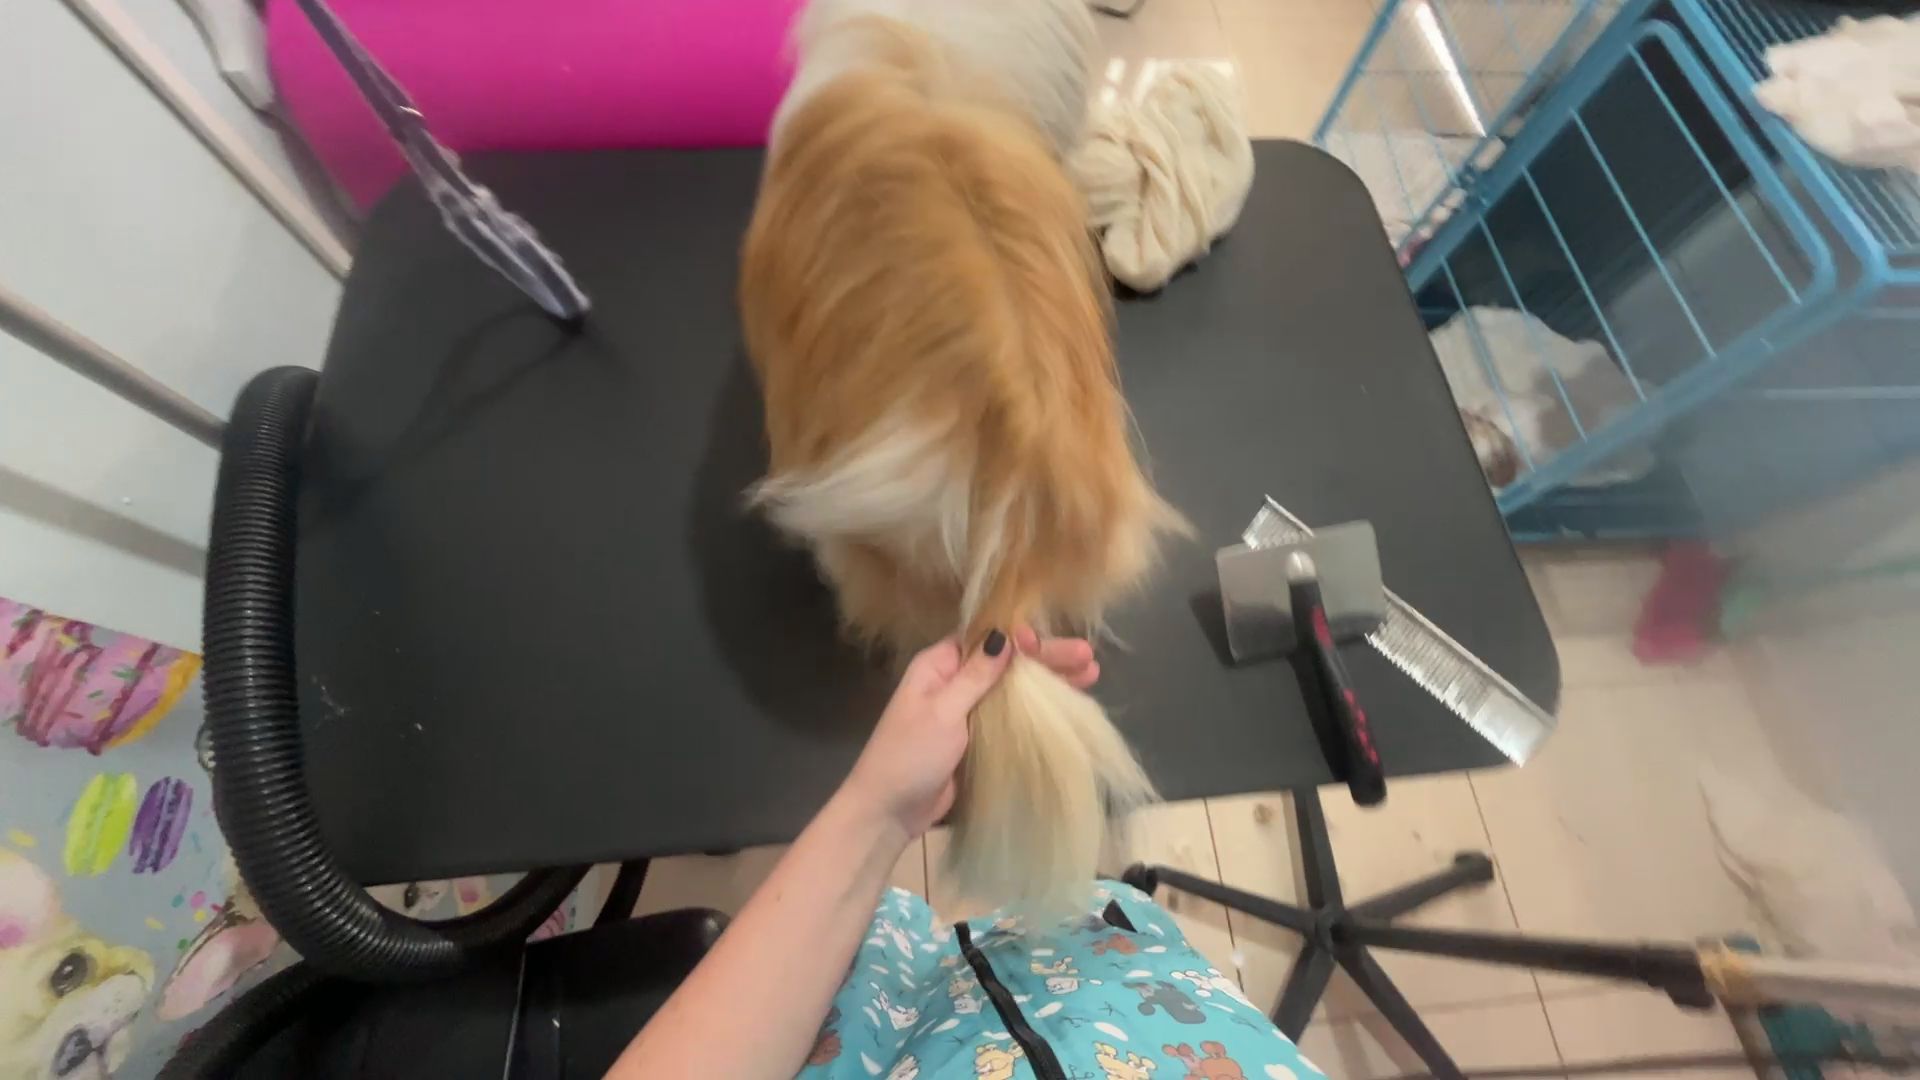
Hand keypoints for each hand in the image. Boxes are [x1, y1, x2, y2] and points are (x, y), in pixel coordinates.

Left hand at [839, 628, 1100, 837]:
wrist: (889, 811)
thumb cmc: (910, 754)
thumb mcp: (943, 710)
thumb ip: (976, 675)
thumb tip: (1004, 635)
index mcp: (939, 666)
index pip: (984, 638)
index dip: (1016, 636)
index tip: (1042, 642)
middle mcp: (955, 682)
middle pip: (1006, 662)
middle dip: (1046, 658)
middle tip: (1088, 658)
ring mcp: (969, 711)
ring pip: (1015, 688)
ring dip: (1050, 682)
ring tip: (1091, 675)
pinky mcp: (980, 739)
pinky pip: (1014, 715)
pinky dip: (1040, 709)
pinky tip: (1070, 704)